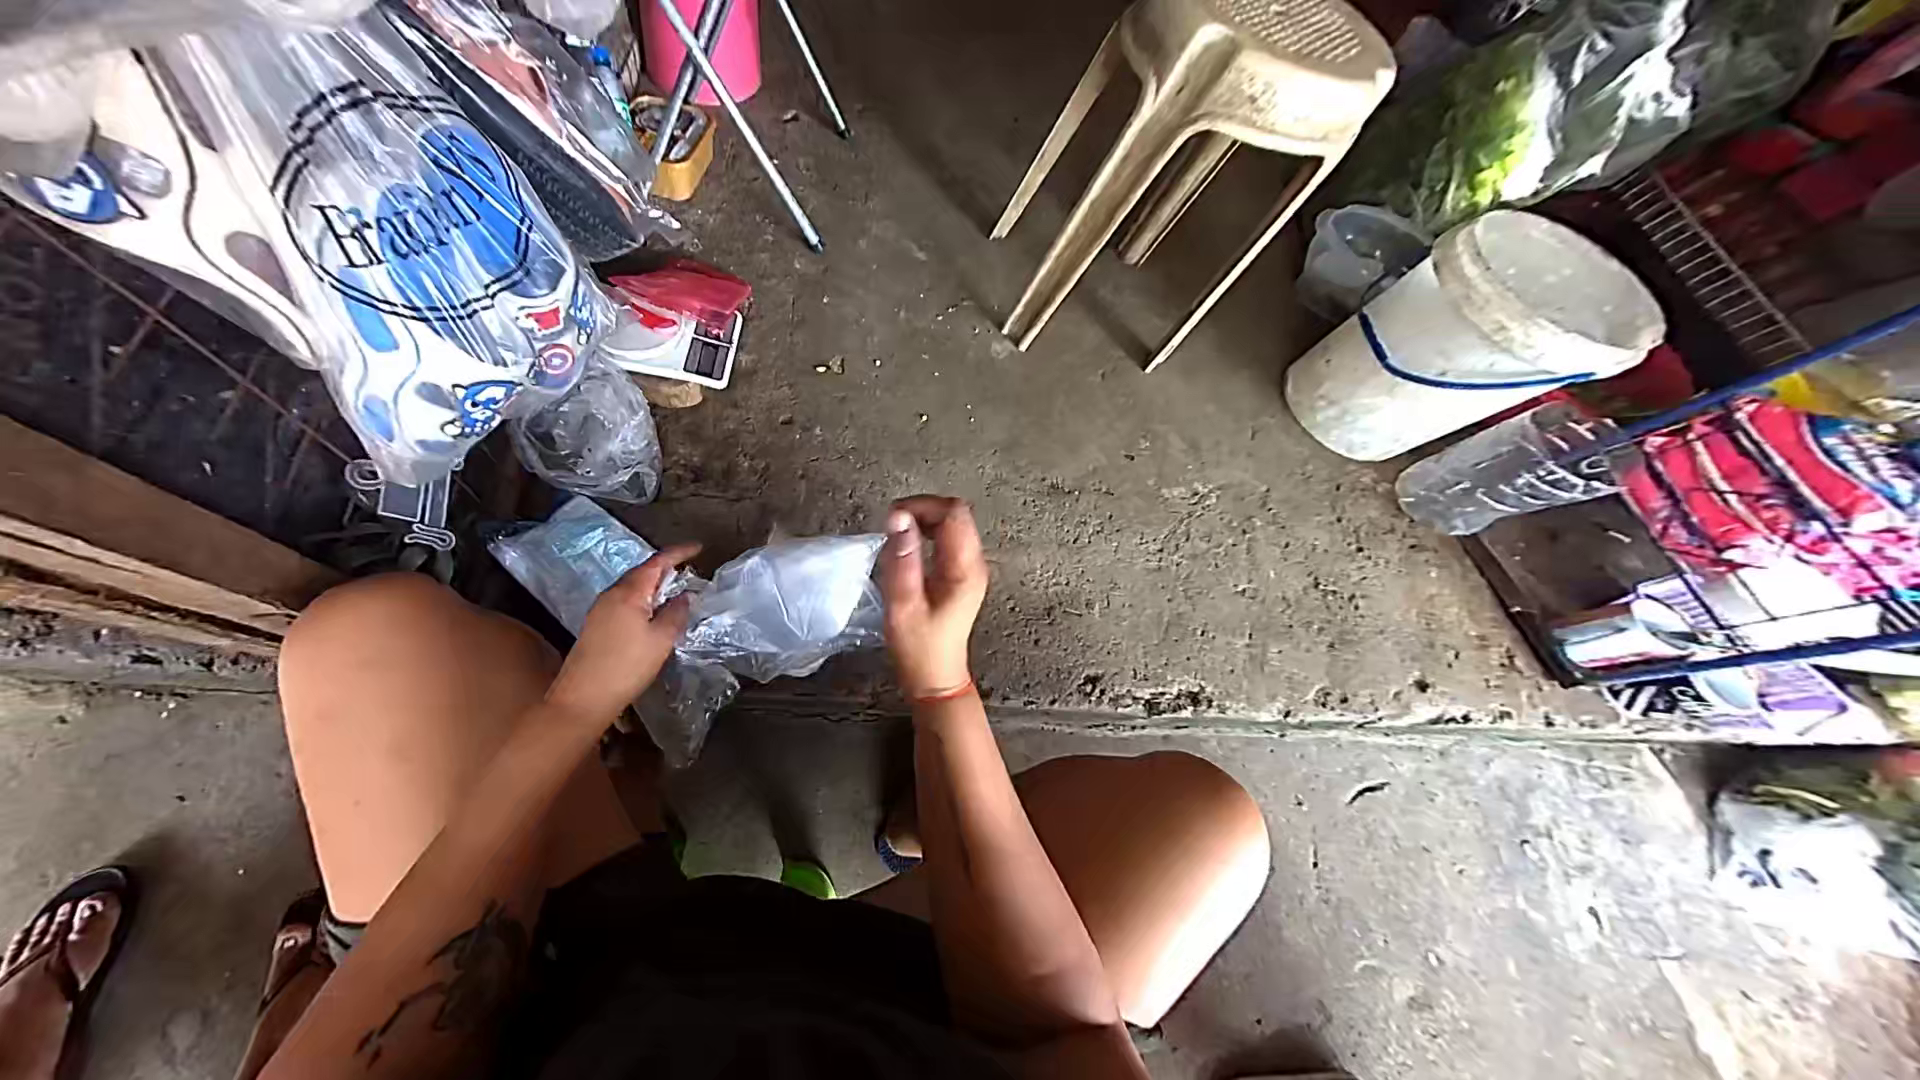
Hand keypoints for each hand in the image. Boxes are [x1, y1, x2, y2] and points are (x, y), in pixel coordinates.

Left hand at [546, 543, 700, 723]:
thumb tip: (684, 596)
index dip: (678, 553)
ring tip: (675, 587)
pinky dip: (643, 597)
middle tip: (689, 567)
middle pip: (641, 572)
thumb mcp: (662, 639)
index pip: (657, 563)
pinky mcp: (596, 625)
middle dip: (666, 566)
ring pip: (632, 587)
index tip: (698, 548)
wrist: (583, 699)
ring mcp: (600, 610)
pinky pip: (624, 600)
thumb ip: (676, 613)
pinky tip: (653, 610)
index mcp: (629, 594)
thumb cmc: (627, 667)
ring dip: (654, 583)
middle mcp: (611, 595)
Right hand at [879, 496, 986, 698]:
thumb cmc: (918, 647)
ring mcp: (970, 568)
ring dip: (924, 520)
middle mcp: (974, 563)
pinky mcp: (961, 574)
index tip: (893, 519)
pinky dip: (927, 533)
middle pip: (956, 513)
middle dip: (923, 509)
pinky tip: (908, 546)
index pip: (953, 513)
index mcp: (964, 568)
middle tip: (892, 525)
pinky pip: (948, 538)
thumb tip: (898, 517)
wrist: (936, 677)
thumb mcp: (903, 604)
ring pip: (953, 523)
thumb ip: (902, 559)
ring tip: (897, 533)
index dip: (922, 506)